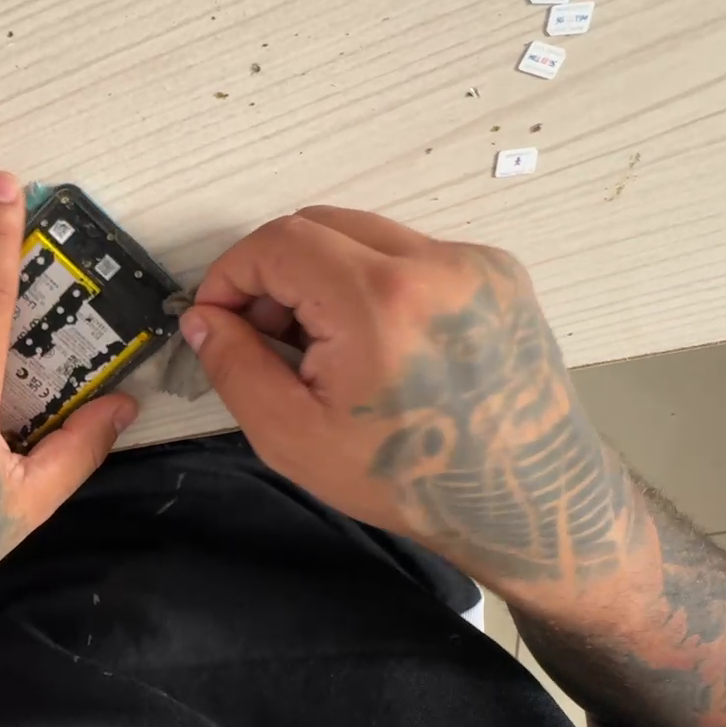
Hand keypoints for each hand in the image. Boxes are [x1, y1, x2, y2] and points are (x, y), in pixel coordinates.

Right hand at [177, 207, 634, 587]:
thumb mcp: (289, 434)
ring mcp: (474, 263)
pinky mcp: (495, 275)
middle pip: (316, 224)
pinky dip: (359, 281)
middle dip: (267, 272)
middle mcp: (435, 262)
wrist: (524, 502)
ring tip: (311, 344)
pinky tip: (362, 342)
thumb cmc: (399, 479)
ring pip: (358, 234)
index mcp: (380, 300)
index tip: (215, 320)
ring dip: (312, 275)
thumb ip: (234, 366)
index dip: (229, 274)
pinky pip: (401, 253)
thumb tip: (201, 319)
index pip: (278, 242)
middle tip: (258, 334)